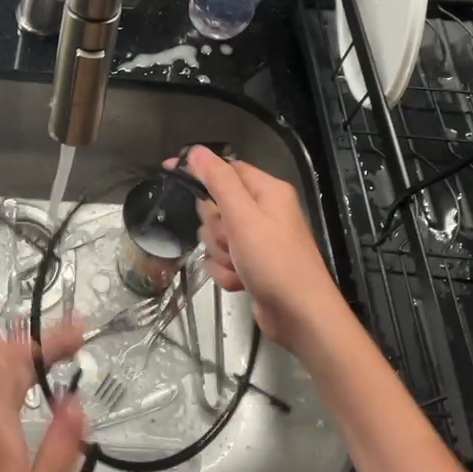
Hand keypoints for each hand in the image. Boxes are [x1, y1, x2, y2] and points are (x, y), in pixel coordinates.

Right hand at [169, 146, 344, 351]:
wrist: (303, 320)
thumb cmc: (275, 263)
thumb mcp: (244, 217)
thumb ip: (218, 181)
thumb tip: (195, 151)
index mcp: (267, 191)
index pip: (225, 168)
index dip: (198, 171)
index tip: (169, 173)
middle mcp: (264, 212)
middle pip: (216, 204)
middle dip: (215, 226)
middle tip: (230, 238)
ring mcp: (259, 241)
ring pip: (216, 235)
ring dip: (220, 252)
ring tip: (239, 265)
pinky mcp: (252, 265)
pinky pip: (222, 259)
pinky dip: (225, 271)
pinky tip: (240, 282)